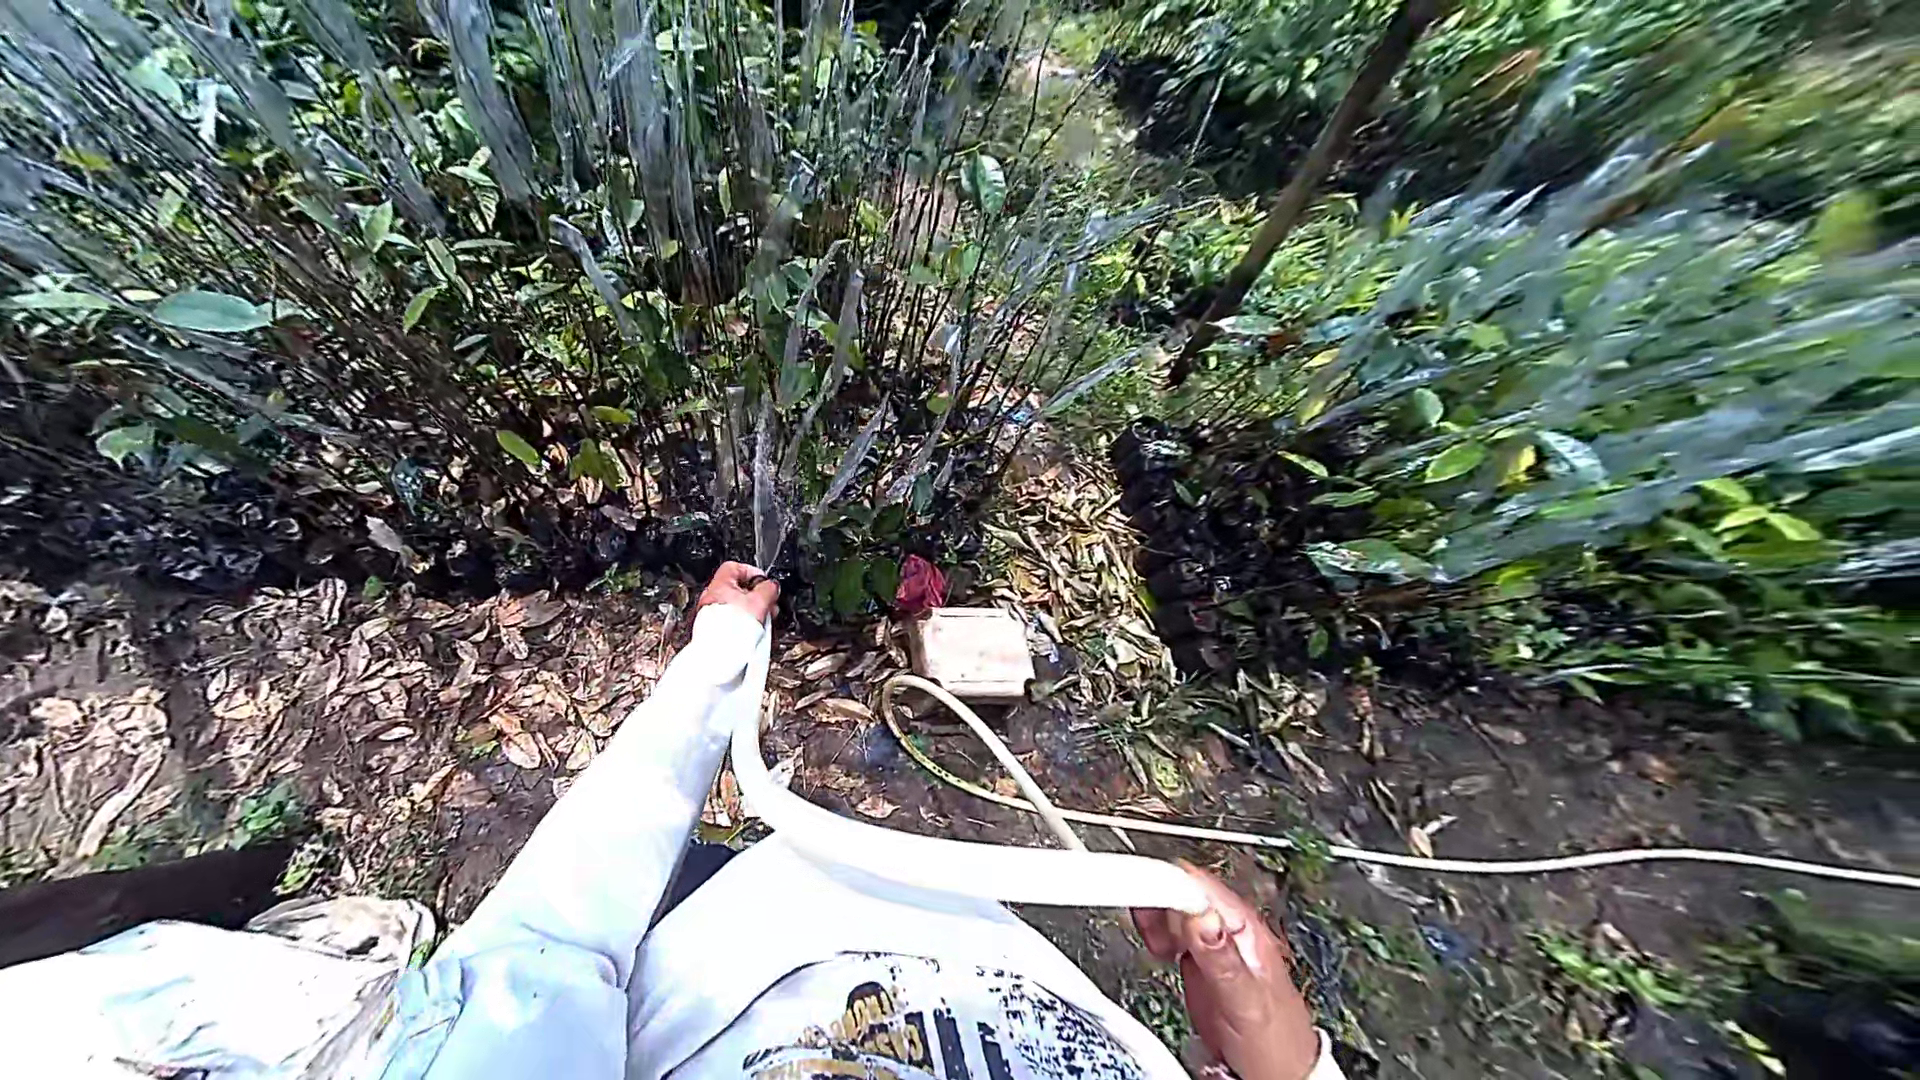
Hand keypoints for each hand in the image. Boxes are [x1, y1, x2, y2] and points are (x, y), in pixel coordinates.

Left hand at [697, 561, 779, 624]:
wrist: (721, 655)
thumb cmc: (735, 628)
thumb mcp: (761, 601)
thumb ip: (769, 588)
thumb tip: (772, 585)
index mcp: (720, 585)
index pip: (734, 567)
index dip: (753, 572)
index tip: (764, 582)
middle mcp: (710, 598)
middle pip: (737, 588)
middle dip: (756, 595)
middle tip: (768, 602)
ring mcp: (709, 614)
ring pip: (735, 605)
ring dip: (751, 609)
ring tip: (763, 619)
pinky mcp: (713, 630)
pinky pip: (731, 619)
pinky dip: (743, 621)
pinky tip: (753, 630)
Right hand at [1132, 863, 1319, 1079]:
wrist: (1282, 1079)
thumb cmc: (1278, 1046)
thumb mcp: (1248, 1003)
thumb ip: (1222, 959)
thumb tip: (1200, 915)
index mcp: (1242, 925)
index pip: (1195, 884)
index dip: (1165, 884)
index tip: (1140, 894)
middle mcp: (1225, 925)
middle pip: (1177, 888)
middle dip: (1155, 902)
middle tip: (1148, 929)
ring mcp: (1210, 940)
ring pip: (1169, 906)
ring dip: (1153, 918)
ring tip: (1155, 944)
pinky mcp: (1196, 958)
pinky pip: (1169, 929)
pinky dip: (1155, 934)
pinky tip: (1158, 952)